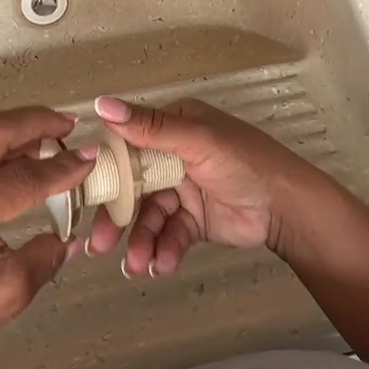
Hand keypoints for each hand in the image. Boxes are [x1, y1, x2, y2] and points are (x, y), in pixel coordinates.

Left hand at [0, 108, 96, 368]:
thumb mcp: (5, 295)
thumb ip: (44, 257)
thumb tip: (70, 235)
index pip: (19, 179)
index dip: (59, 169)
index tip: (87, 159)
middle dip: (37, 121)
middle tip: (69, 124)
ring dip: (19, 129)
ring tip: (53, 133)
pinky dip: (1, 145)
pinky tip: (25, 151)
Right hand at [85, 95, 328, 278]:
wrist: (286, 207)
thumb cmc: (243, 161)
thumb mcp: (196, 140)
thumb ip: (149, 127)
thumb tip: (101, 104)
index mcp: (172, 127)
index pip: (127, 144)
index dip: (104, 169)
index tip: (82, 194)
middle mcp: (172, 156)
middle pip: (132, 187)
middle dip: (117, 217)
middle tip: (98, 245)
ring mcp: (181, 190)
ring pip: (149, 217)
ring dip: (141, 241)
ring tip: (138, 264)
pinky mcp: (191, 220)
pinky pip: (169, 235)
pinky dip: (164, 250)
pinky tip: (163, 265)